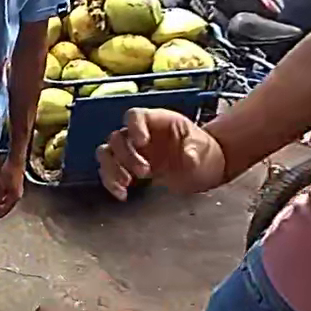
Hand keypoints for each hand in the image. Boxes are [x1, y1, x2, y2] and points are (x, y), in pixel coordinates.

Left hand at [0, 157, 23, 217]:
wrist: (15, 161)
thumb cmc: (8, 172)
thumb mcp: (1, 185)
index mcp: (14, 197)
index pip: (6, 209)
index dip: (0, 213)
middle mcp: (18, 195)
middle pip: (8, 205)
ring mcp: (18, 190)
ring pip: (9, 200)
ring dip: (1, 202)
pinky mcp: (17, 185)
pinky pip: (10, 195)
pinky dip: (4, 197)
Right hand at [96, 108, 220, 199]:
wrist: (203, 168)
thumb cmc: (203, 151)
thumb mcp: (204, 149)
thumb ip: (195, 150)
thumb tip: (188, 158)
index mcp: (157, 121)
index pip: (135, 115)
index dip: (134, 127)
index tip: (142, 143)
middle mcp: (140, 134)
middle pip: (118, 137)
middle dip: (127, 156)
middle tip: (146, 172)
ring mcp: (132, 151)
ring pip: (107, 153)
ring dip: (112, 169)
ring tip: (126, 184)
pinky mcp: (128, 168)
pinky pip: (109, 171)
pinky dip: (111, 183)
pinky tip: (122, 194)